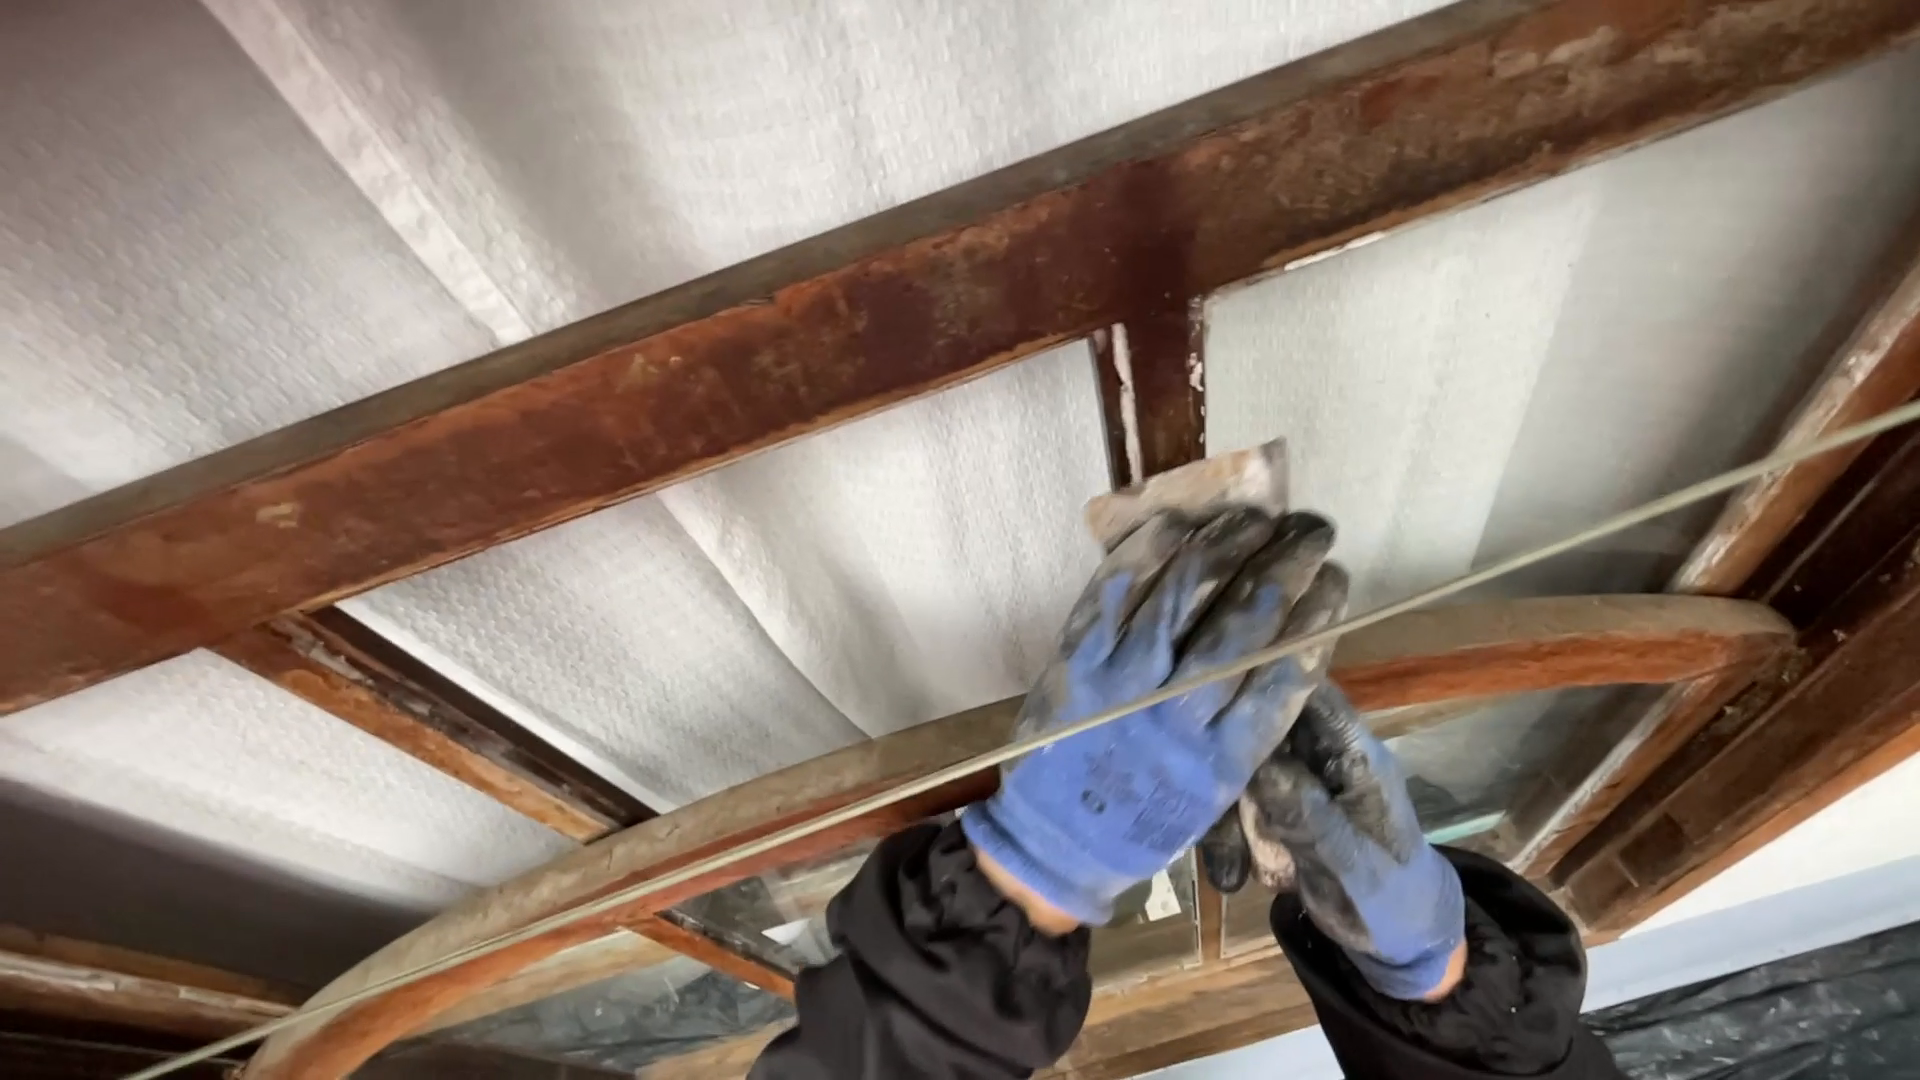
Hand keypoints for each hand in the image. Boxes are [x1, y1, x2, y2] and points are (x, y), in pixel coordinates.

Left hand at [962, 508, 1345, 925]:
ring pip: (1182, 598)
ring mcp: (1122, 683)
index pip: (1286, 669)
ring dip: (1223, 548)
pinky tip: (1174, 525)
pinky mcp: (1075, 664)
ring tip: (1254, 518)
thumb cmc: (1142, 823)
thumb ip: (1246, 729)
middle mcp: (1179, 714)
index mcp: (1226, 757)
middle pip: (1244, 623)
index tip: (1336, 577)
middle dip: (1284, 566)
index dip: (1316, 615)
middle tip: (1311, 530)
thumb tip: (1284, 653)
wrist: (1055, 845)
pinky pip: (1110, 597)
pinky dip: (1141, 556)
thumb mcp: (1213, 793)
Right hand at [1236, 683, 1465, 999]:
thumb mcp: (1355, 866)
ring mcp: (1288, 773)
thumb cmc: (1391, 898)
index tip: (1212, 685)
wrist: (1398, 937)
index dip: (1264, 677)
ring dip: (1220, 809)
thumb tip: (1263, 764)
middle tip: (1196, 794)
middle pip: (1257, 720)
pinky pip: (1230, 795)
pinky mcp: (1268, 797)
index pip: (1308, 691)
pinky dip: (1221, 830)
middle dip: (1222, 753)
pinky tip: (1228, 875)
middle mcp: (1314, 751)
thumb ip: (1310, 815)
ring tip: (1228, 868)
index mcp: (1351, 752)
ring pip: (1233, 761)